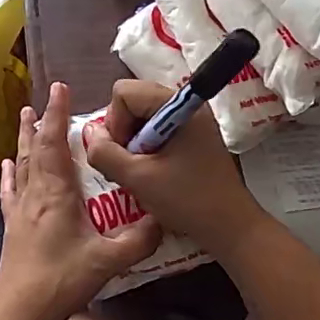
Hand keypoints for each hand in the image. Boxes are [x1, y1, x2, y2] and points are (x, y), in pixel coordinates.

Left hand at [0, 82, 161, 319]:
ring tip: (23, 118)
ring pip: (21, 165)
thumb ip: (138, 240)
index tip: (58, 88)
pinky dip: (9, 175)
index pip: (55, 143)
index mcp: (56, 193)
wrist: (20, 310)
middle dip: (39, 122)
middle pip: (34, 149)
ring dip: (24, 140)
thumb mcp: (108, 261)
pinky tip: (6, 166)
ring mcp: (20, 210)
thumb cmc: (62, 279)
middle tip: (39, 100)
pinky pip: (9, 192)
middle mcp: (35, 194)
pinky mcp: (12, 227)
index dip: (57, 114)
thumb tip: (162, 219)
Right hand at [86, 79, 271, 256]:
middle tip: (129, 164)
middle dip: (121, 132)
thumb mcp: (137, 178)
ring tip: (139, 171)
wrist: (229, 227)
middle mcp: (185, 104)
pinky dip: (143, 147)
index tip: (126, 153)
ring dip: (131, 142)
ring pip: (139, 116)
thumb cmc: (188, 201)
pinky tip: (149, 171)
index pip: (125, 92)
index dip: (116, 121)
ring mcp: (189, 118)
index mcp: (179, 106)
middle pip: (131, 100)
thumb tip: (90, 134)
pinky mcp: (189, 134)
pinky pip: (152, 128)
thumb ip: (105, 153)